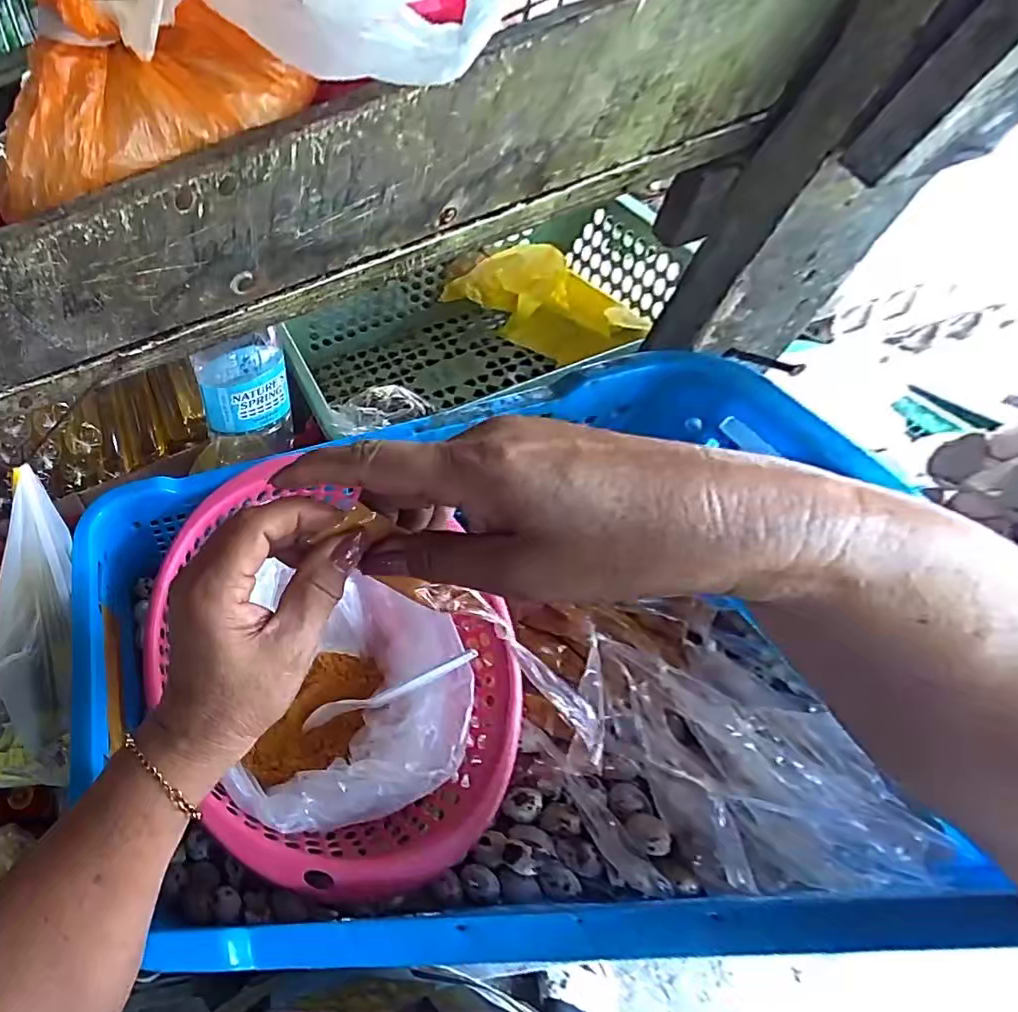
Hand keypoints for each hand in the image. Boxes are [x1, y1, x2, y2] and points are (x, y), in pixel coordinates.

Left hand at [136, 499, 366, 792]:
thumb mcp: (292, 646)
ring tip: (324, 544)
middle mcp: (192, 572)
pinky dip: (262, 548)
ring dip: (279, 531)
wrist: (198, 728)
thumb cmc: (245, 698)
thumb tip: (349, 542)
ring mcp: (188, 578)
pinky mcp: (194, 588)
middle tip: (339, 530)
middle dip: (293, 517)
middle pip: (243, 522)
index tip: (344, 519)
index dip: (301, 511)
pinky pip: (229, 552)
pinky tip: (293, 559)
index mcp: (212, 586)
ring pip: (236, 533)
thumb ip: (318, 587)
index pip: (255, 523)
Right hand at [274, 416, 883, 603]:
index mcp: (472, 466)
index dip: (317, 469)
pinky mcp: (539, 439)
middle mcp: (483, 437)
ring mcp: (514, 433)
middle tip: (383, 554)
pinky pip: (470, 464)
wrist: (742, 512)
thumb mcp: (519, 572)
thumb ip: (432, 559)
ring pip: (435, 467)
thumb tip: (368, 556)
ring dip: (418, 506)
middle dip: (376, 505)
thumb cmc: (624, 550)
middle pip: (400, 466)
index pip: (371, 461)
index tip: (276, 480)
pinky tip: (483, 528)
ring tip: (442, 549)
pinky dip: (451, 496)